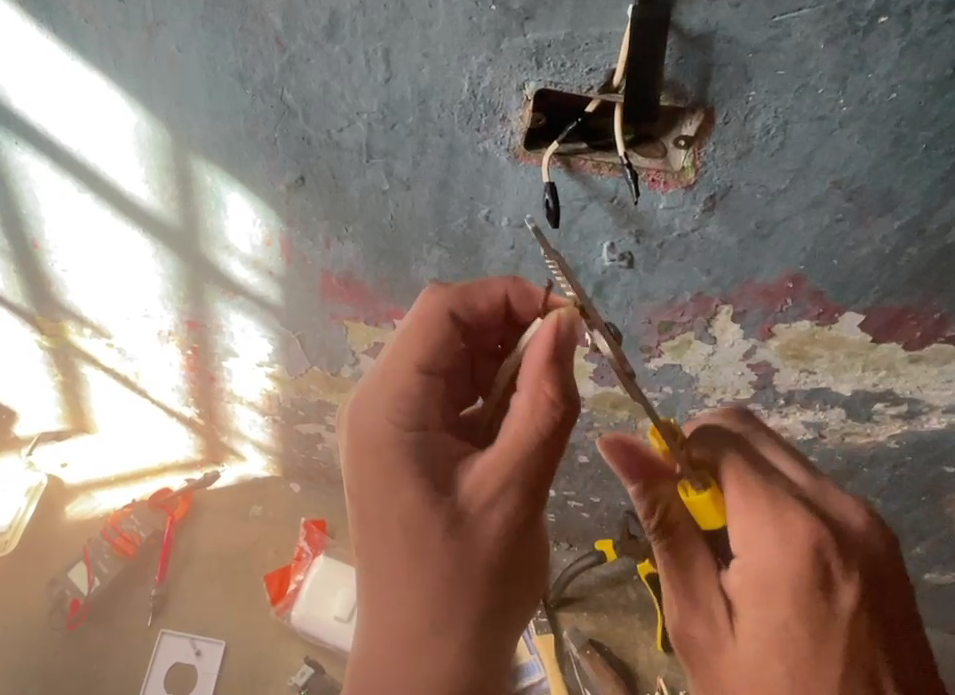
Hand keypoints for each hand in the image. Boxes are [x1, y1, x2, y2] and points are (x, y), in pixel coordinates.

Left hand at [339, 278, 582, 694]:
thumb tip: (567, 325)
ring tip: (560, 381)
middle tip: (574, 349)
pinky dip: (493, 393)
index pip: (441, 309)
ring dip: (505, 360)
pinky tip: (530, 411)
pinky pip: (451, 396)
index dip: (504, 297)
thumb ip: (545, 399)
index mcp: (389, 402)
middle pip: (443, 329)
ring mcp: (390, 424)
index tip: (567, 318)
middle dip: (509, 326)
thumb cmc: (466, 586)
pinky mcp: (408, 446)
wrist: (423, 667)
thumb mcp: (517, 487)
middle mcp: (379, 400)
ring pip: (451, 360)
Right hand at [599, 408, 946, 694]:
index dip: (673, 454)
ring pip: (779, 455)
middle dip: (703, 457)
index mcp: (790, 526)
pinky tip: (765, 563)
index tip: (660, 502)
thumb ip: (665, 522)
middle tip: (686, 522)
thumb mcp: (702, 624)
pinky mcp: (884, 543)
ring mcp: (870, 523)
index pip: (714, 435)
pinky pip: (811, 486)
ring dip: (739, 478)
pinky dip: (774, 499)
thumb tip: (617, 442)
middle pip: (748, 431)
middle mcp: (838, 505)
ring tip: (725, 550)